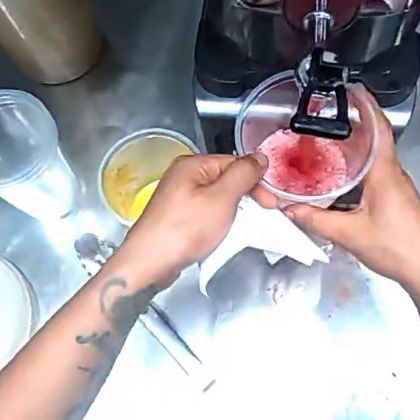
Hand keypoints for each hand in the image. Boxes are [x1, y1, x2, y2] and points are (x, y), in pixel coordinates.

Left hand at [116, 153, 264, 281]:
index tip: (270, 201)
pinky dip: (219, 219)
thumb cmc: (184, 230)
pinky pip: (206, 210)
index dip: (256, 180)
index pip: (235, 162)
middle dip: (247, 194)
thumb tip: (259, 157)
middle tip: (263, 213)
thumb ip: (243, 174)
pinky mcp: (178, 215)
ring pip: (217, 195)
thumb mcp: (221, 198)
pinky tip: (225, 231)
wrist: (149, 262)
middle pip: (226, 177)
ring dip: (234, 208)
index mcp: (192, 164)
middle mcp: (183, 175)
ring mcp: (179, 196)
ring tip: (244, 223)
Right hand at [279, 90, 419, 291]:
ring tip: (334, 139)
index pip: (378, 128)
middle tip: (334, 112)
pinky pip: (378, 171)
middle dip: (358, 121)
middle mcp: (394, 173)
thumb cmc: (398, 247)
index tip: (354, 89)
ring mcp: (398, 186)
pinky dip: (361, 164)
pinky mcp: (398, 199)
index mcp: (385, 172)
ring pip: (377, 156)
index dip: (367, 106)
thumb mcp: (350, 234)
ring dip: (359, 144)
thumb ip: (317, 220)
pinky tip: (346, 175)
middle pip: (377, 138)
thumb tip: (290, 209)